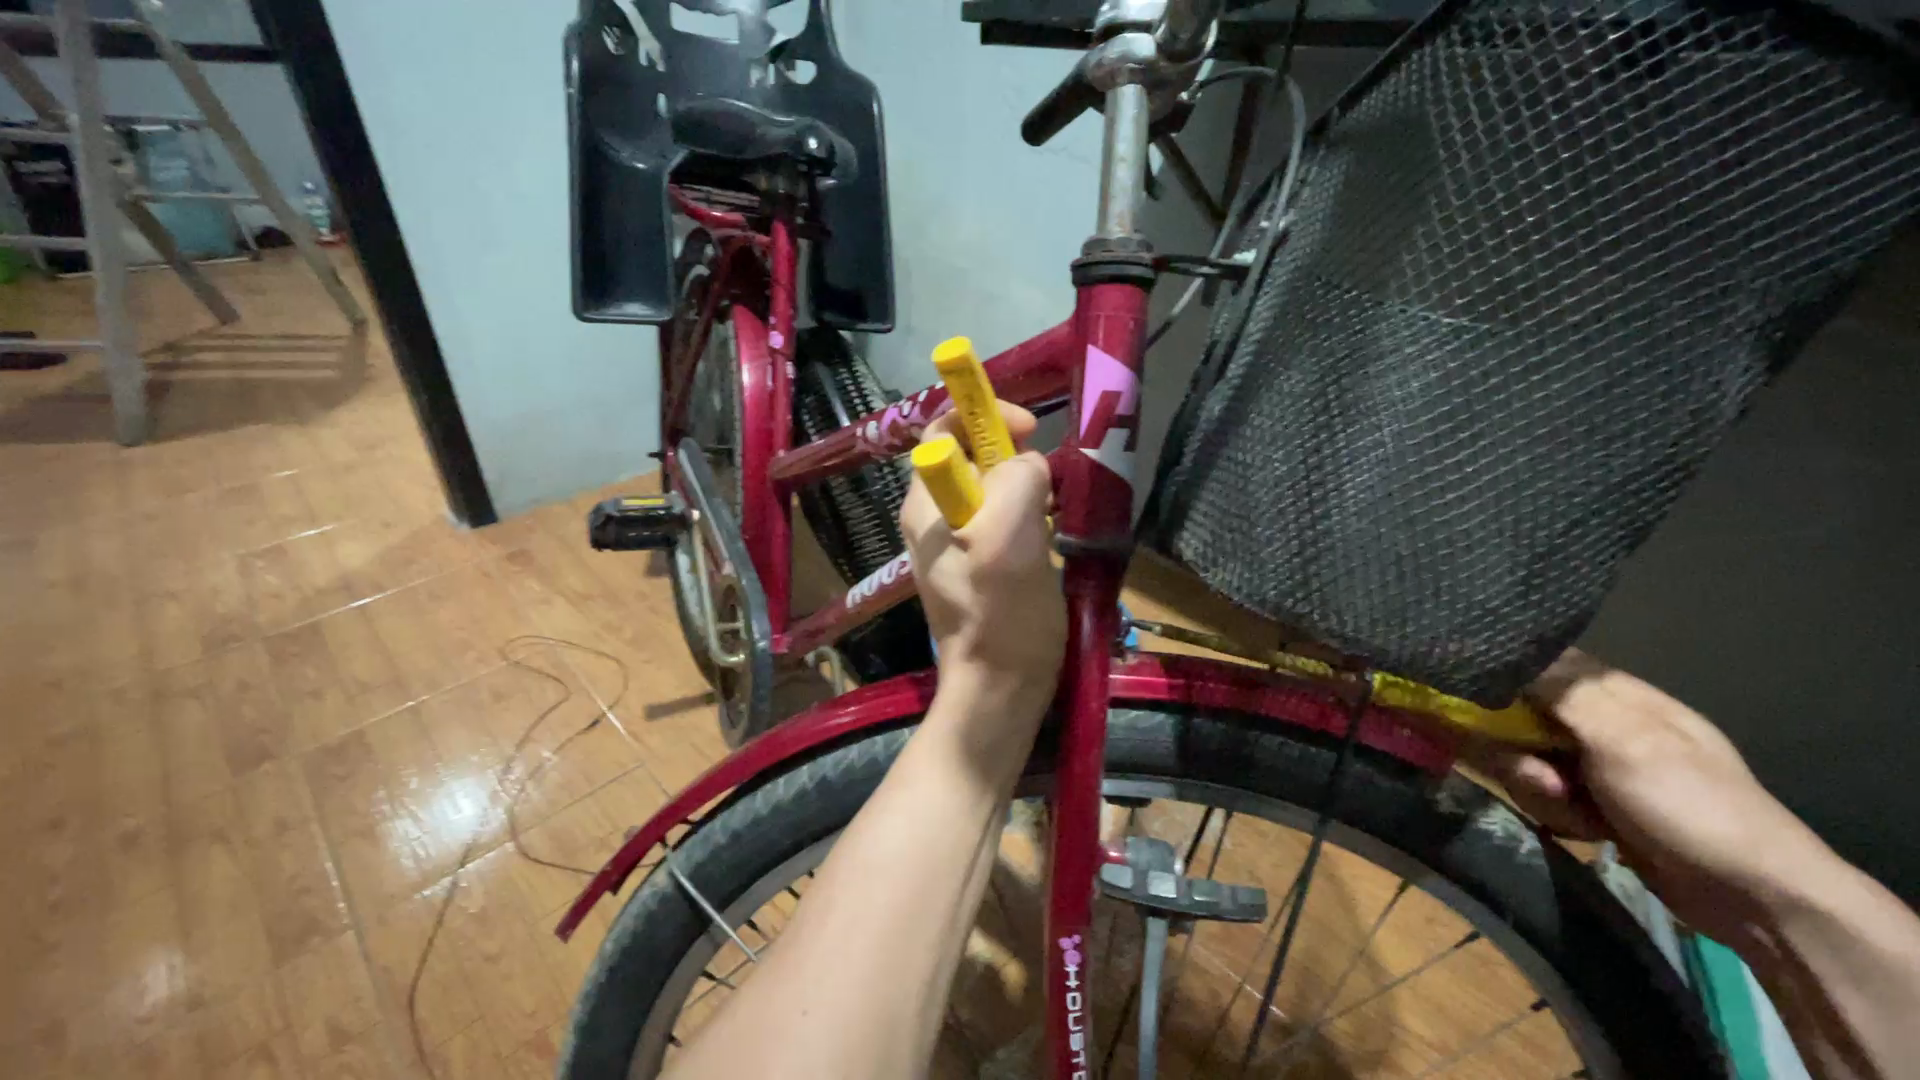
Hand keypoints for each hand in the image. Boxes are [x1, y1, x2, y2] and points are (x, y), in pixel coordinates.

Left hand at [899, 401, 1064, 718]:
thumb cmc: (1001, 613)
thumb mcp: (1010, 533)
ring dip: (1029, 489)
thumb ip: (1018, 478)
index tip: (1030, 430)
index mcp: (927, 504)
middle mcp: (937, 516)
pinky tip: (1051, 539)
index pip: (944, 430)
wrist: (1000, 688)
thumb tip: (1029, 464)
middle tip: (1048, 482)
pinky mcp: (986, 564)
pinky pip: (1009, 519)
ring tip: (1052, 516)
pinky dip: (1034, 517)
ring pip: (998, 488)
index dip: (983, 416)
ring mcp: (961, 542)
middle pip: (975, 457)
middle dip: (1015, 457)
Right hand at [1466, 649, 1835, 945]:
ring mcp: (1597, 763)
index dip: (1498, 679)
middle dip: (1519, 754)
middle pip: (1517, 717)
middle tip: (1548, 781)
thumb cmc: (1689, 804)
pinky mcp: (1595, 801)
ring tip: (1580, 815)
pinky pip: (1544, 793)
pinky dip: (1557, 814)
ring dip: (1540, 791)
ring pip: (1524, 759)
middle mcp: (1601, 720)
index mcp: (1614, 692)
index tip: (1473, 704)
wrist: (1753, 896)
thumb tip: (1499, 651)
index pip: (1533, 662)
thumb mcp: (1623, 739)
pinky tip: (1588, 830)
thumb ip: (1560, 693)